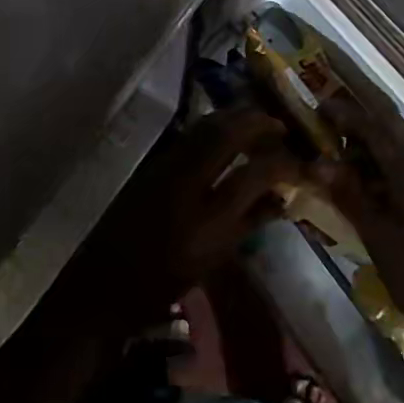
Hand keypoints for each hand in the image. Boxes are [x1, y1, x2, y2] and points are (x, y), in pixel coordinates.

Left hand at [69, 106, 307, 325]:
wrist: (104, 283)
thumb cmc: (163, 282)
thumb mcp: (214, 258)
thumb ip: (250, 222)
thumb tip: (281, 197)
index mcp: (208, 218)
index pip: (255, 173)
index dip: (283, 162)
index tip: (299, 161)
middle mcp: (186, 182)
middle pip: (227, 133)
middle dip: (257, 122)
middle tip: (279, 126)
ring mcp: (166, 166)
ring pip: (205, 126)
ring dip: (235, 118)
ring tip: (257, 124)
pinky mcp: (152, 163)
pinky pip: (190, 134)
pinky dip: (214, 127)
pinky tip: (225, 134)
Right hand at [317, 96, 403, 349]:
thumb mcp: (376, 237)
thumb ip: (348, 195)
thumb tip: (317, 164)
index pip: (377, 133)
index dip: (348, 117)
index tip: (322, 108)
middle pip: (392, 143)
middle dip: (359, 137)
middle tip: (328, 140)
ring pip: (403, 161)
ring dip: (373, 159)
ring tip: (344, 171)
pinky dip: (389, 176)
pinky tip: (373, 195)